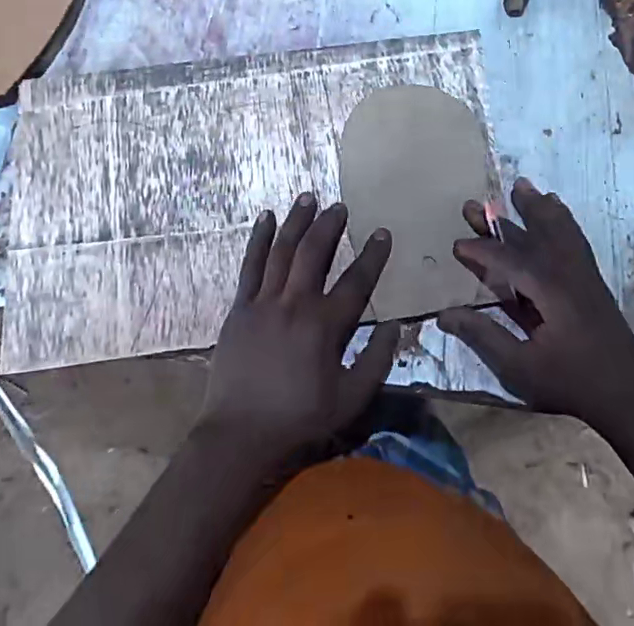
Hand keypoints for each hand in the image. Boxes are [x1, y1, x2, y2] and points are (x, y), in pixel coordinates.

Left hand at [198, 193, 400, 464]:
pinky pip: (250, 265)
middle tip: (340, 206)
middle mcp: (295, 304)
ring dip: (296, 221)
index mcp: (325, 326)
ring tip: (307, 198)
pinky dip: (258, 239)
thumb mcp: (350, 400)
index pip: (357, 282)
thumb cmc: (298, 420)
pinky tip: (265, 218)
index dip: (373, 256)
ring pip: (282, 251)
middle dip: (329, 226)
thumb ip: (376, 360)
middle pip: (314, 253)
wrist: (238, 436)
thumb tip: (395, 326)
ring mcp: (263, 303)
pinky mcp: (239, 309)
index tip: (382, 233)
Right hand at [437, 178, 633, 431]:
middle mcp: (568, 274)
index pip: (509, 261)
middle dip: (501, 222)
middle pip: (532, 237)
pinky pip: (576, 240)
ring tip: (522, 185)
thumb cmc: (569, 384)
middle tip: (475, 204)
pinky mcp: (593, 281)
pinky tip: (558, 210)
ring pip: (559, 232)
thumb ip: (484, 337)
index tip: (457, 246)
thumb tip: (445, 314)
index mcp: (551, 292)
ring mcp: (584, 275)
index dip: (481, 252)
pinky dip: (564, 221)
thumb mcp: (519, 368)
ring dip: (537, 209)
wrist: (626, 396)